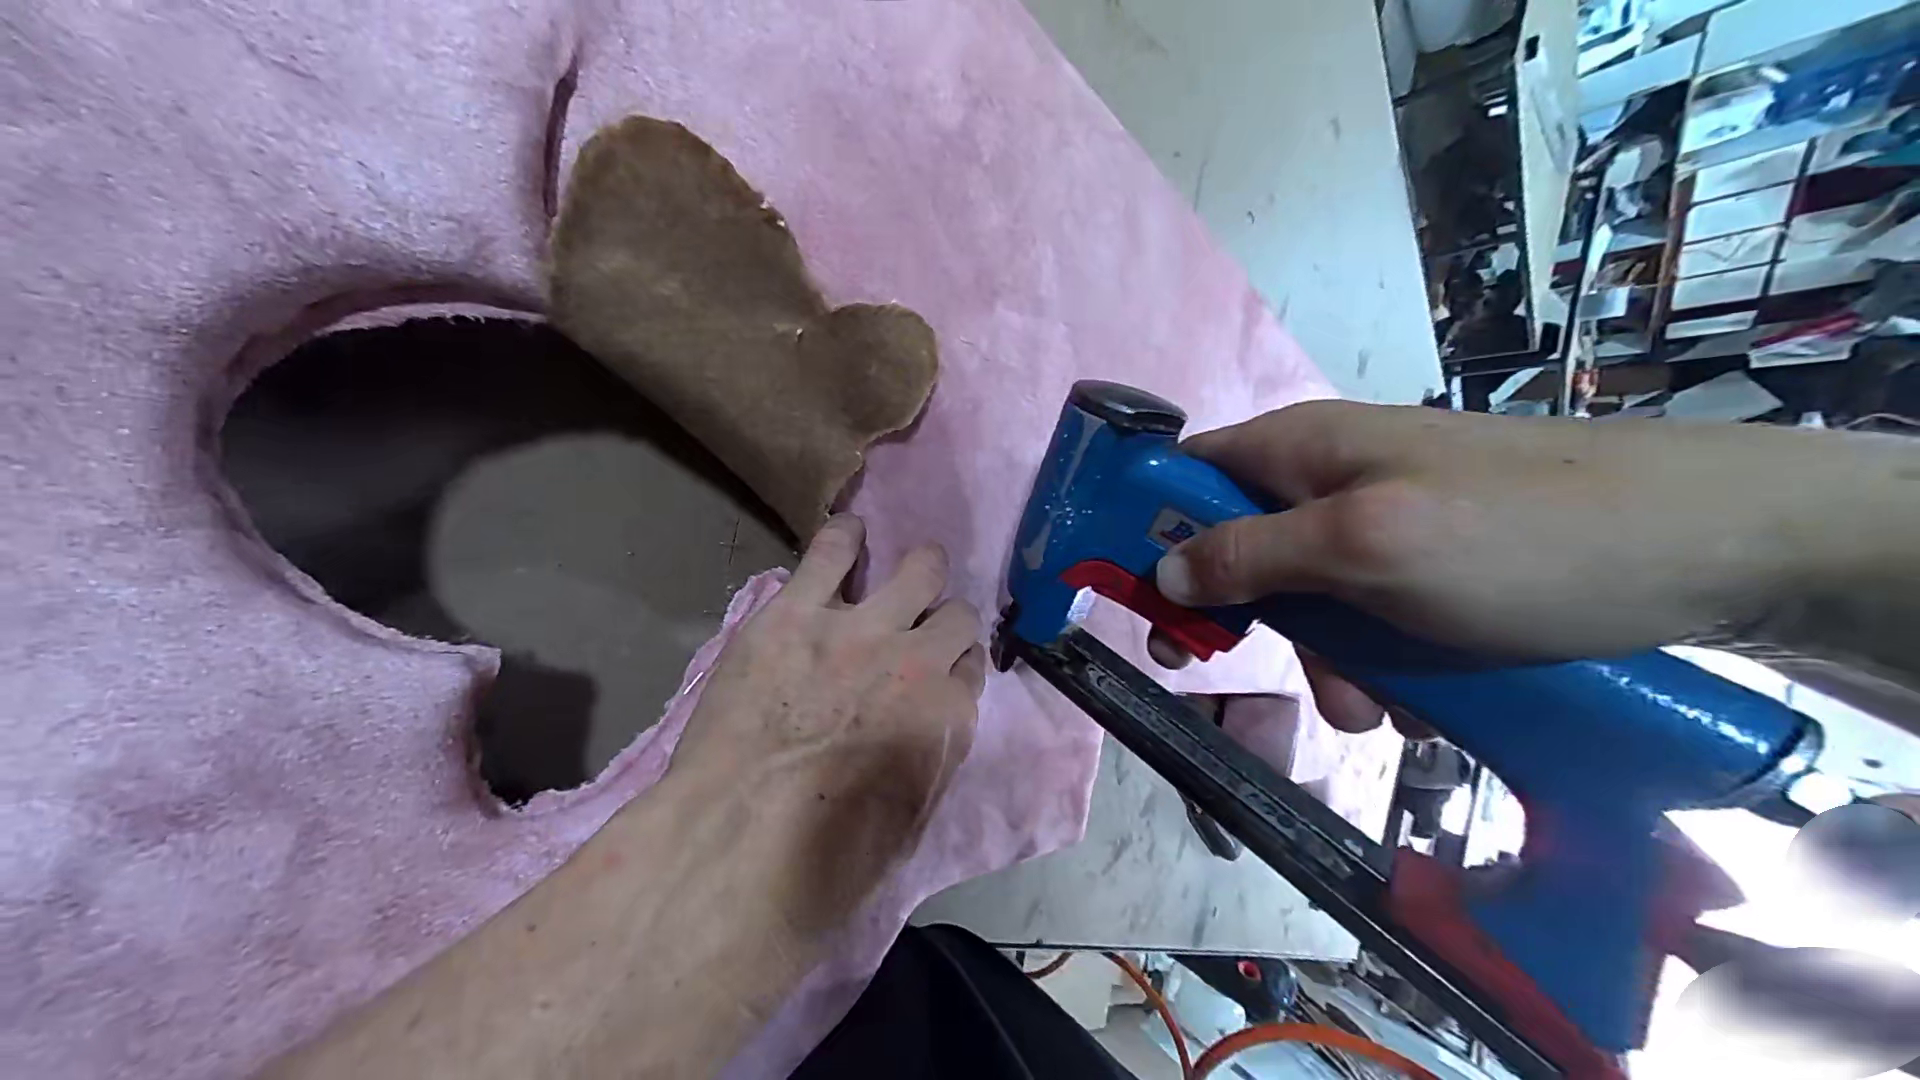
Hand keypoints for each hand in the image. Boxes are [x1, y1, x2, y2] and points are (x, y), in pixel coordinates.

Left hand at [672, 513, 984, 927]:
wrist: (736, 842)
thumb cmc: (827, 860)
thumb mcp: (909, 819)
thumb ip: (932, 752)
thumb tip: (930, 717)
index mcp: (948, 715)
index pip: (970, 666)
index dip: (953, 665)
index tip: (937, 670)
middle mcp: (917, 660)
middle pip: (955, 613)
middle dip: (943, 617)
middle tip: (918, 624)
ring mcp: (859, 629)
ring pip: (918, 568)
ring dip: (916, 569)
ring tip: (897, 571)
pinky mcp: (797, 612)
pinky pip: (831, 552)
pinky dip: (844, 538)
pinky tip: (846, 534)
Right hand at [1147, 401, 1915, 731]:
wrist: (1712, 548)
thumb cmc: (1515, 536)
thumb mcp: (1363, 547)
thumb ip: (1250, 555)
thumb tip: (1159, 572)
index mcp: (1291, 448)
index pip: (1181, 473)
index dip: (1143, 525)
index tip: (1127, 589)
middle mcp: (1318, 476)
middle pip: (1228, 540)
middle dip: (1229, 610)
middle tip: (1207, 662)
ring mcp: (1368, 519)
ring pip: (1294, 589)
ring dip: (1311, 652)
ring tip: (1363, 705)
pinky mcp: (1412, 560)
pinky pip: (1353, 611)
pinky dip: (1363, 656)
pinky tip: (1402, 699)